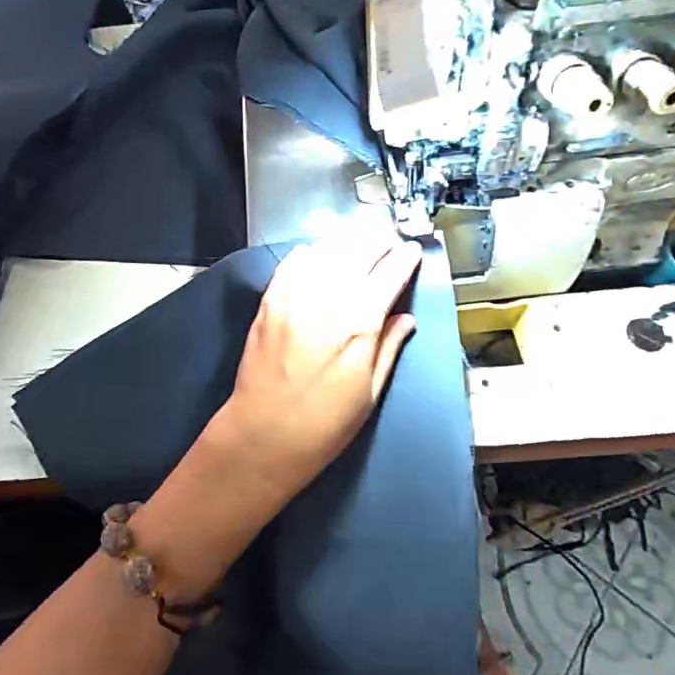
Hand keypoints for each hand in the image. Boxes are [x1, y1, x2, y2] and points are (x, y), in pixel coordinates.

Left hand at [133, 231, 421, 600]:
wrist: (263, 437)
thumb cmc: (324, 425)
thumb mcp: (369, 393)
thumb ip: (388, 348)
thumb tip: (405, 319)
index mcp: (358, 326)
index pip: (388, 276)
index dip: (403, 259)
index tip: (411, 252)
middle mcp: (326, 303)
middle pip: (357, 254)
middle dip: (376, 241)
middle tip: (388, 239)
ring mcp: (293, 299)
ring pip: (324, 251)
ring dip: (346, 240)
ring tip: (359, 238)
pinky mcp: (269, 303)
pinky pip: (291, 264)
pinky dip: (308, 252)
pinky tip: (317, 251)